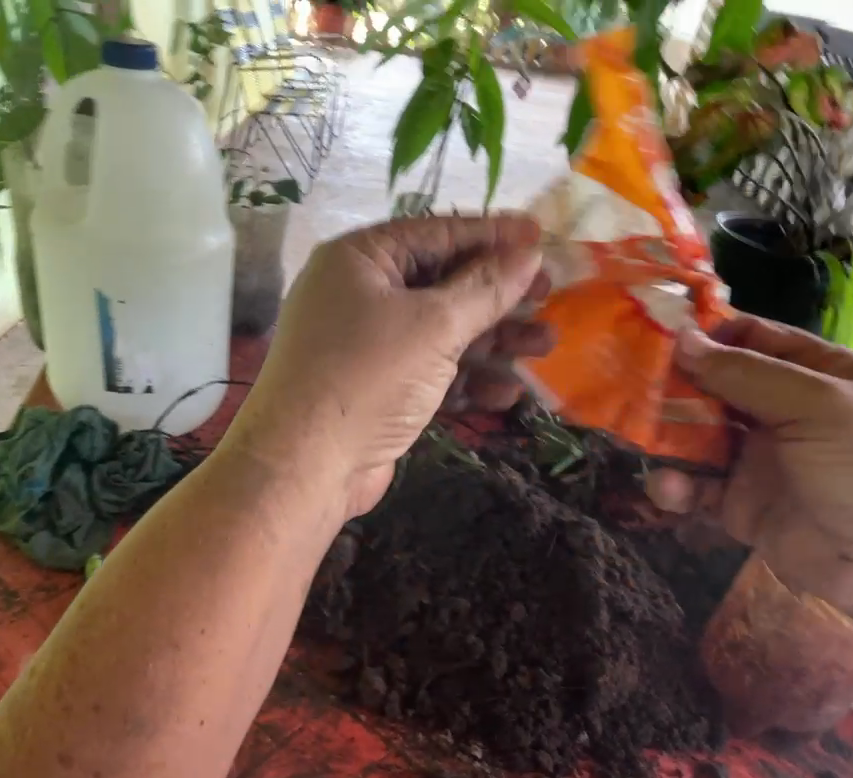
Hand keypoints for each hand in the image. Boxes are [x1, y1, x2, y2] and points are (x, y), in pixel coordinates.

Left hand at [222, 215, 544, 518]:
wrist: (303, 467)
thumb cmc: (366, 378)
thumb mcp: (433, 325)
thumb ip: (485, 288)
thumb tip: (528, 253)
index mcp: (360, 261)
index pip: (435, 234)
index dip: (492, 236)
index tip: (542, 239)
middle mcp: (359, 298)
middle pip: (442, 286)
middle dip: (498, 296)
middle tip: (549, 297)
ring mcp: (366, 349)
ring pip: (440, 335)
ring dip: (492, 342)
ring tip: (545, 346)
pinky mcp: (376, 393)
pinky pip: (428, 375)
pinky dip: (465, 382)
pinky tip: (507, 394)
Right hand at [649, 316, 852, 615]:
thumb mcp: (819, 404)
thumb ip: (746, 375)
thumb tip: (683, 338)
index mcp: (816, 374)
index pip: (752, 341)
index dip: (707, 336)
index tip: (655, 335)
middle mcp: (784, 413)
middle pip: (715, 390)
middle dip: (674, 389)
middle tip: (628, 389)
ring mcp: (761, 462)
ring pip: (698, 441)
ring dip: (669, 440)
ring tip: (640, 442)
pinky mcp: (742, 509)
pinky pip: (699, 490)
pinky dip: (678, 488)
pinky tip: (667, 489)